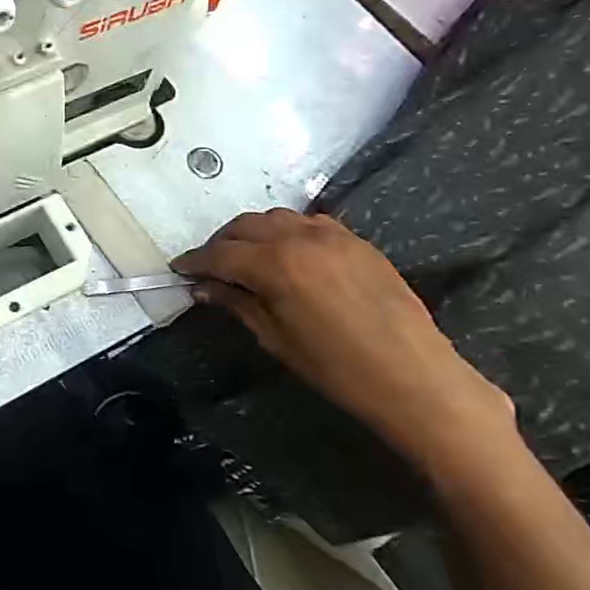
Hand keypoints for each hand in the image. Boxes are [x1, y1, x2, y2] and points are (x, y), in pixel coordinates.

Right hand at [172, 210, 511, 452]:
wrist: (410, 371)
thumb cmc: (337, 368)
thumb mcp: (278, 340)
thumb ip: (240, 304)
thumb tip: (206, 288)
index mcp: (276, 264)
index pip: (222, 254)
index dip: (196, 262)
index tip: (179, 270)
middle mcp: (301, 237)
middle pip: (246, 226)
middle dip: (222, 244)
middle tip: (210, 268)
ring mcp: (332, 233)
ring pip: (277, 218)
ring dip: (253, 233)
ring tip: (245, 258)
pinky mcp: (355, 239)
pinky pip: (309, 223)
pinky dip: (287, 232)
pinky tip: (286, 253)